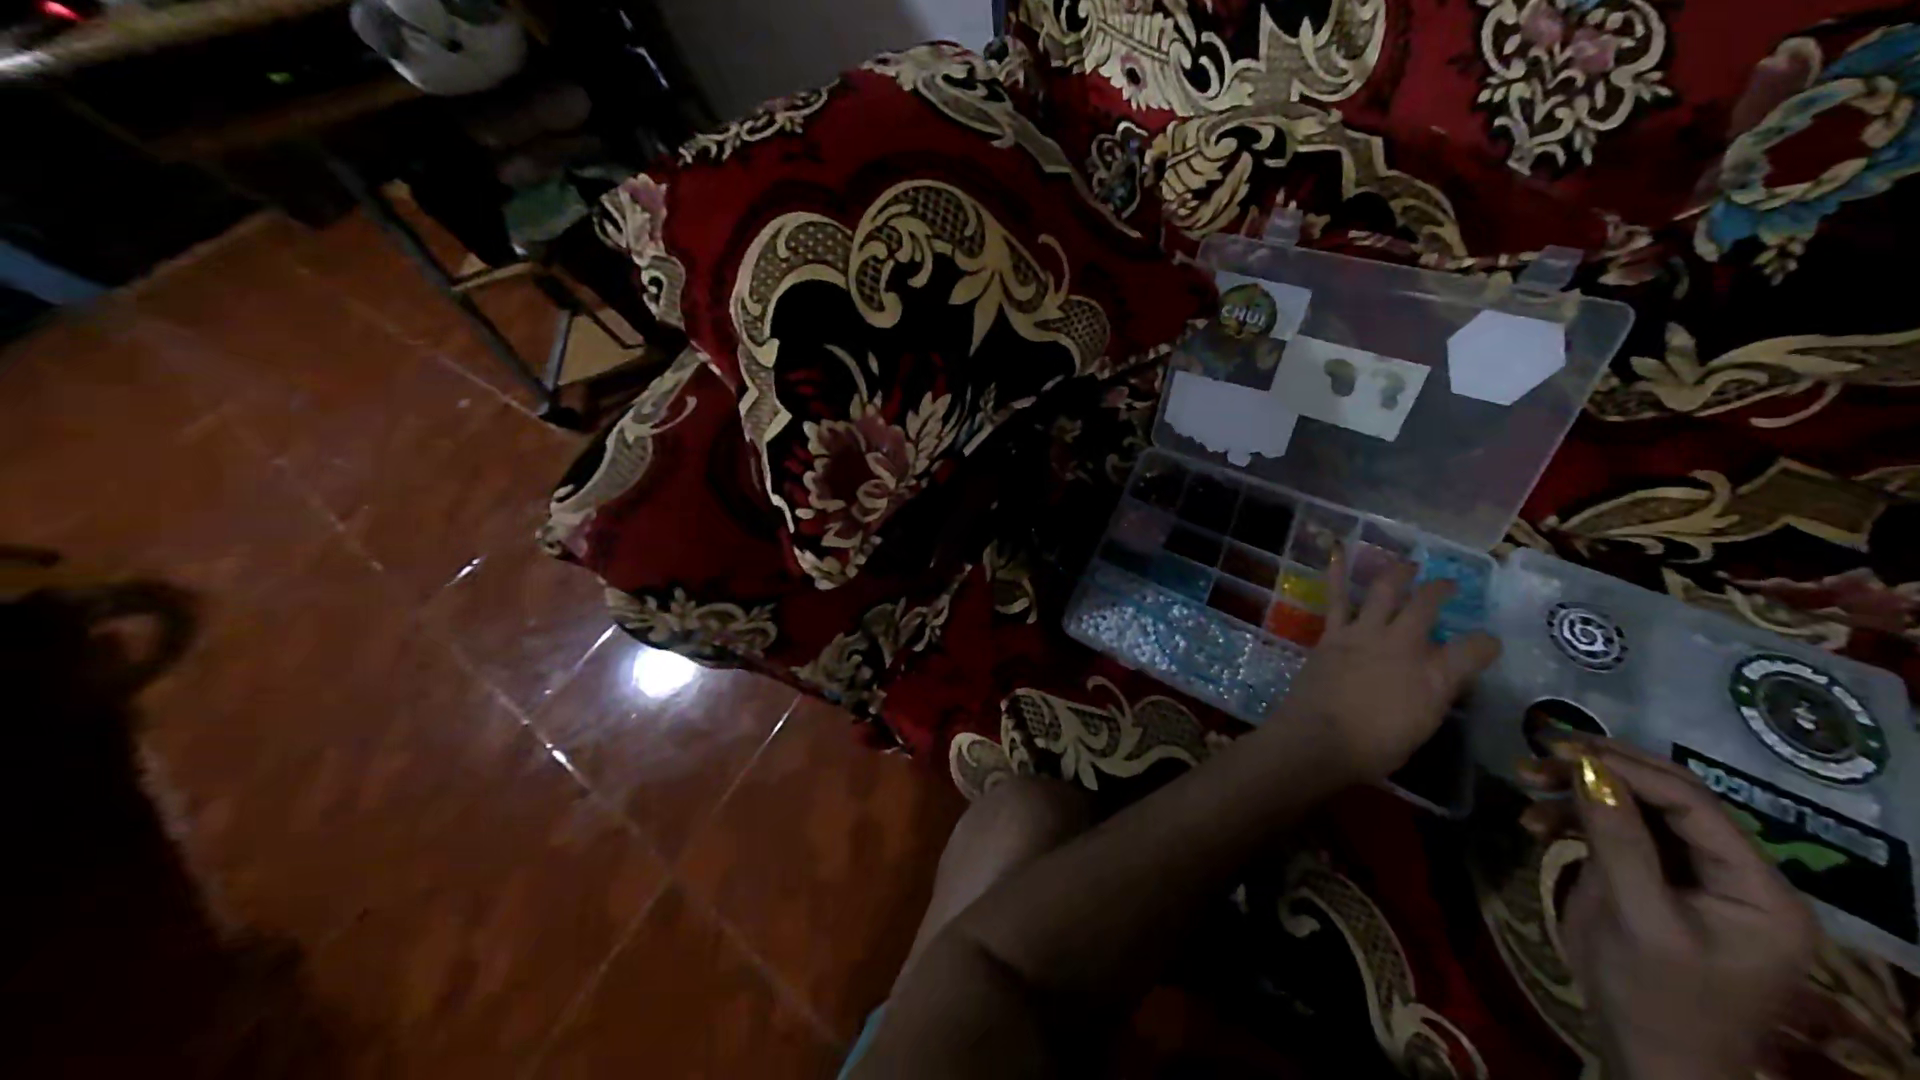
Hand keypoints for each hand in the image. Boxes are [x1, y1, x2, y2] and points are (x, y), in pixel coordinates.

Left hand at [1275, 550, 1499, 780]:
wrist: (1318, 738)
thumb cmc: (1373, 748)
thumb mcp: (1421, 728)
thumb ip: (1433, 697)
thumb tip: (1439, 681)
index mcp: (1436, 677)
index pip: (1476, 649)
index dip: (1486, 644)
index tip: (1487, 643)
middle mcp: (1404, 645)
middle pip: (1429, 605)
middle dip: (1441, 590)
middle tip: (1447, 584)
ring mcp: (1365, 634)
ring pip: (1386, 591)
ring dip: (1399, 573)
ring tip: (1409, 564)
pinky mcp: (1333, 634)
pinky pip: (1337, 598)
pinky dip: (1338, 574)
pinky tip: (1337, 551)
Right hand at [1530, 739, 1816, 1079]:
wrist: (1648, 1055)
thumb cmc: (1654, 994)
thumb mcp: (1636, 916)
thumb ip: (1618, 840)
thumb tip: (1588, 769)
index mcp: (1758, 889)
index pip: (1694, 806)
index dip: (1628, 769)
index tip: (1562, 749)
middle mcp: (1734, 874)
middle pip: (1667, 799)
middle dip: (1601, 771)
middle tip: (1541, 751)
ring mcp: (1692, 877)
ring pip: (1636, 810)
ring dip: (1579, 793)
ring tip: (1524, 781)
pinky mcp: (1652, 880)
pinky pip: (1616, 833)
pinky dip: (1573, 821)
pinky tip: (1534, 823)